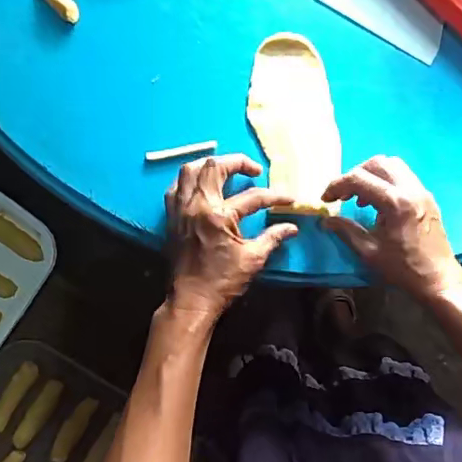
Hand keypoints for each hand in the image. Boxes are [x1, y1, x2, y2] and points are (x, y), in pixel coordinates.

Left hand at [164, 155, 297, 320]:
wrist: (190, 300)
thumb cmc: (222, 281)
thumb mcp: (252, 259)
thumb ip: (272, 237)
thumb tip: (291, 227)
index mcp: (218, 215)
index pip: (252, 197)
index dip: (274, 196)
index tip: (288, 198)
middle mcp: (196, 205)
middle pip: (214, 167)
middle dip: (237, 162)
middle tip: (253, 170)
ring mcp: (180, 209)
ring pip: (190, 170)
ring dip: (210, 165)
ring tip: (226, 170)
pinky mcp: (171, 216)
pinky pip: (176, 187)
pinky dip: (190, 180)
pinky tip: (202, 186)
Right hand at [323, 156, 461, 302]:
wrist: (438, 279)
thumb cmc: (402, 268)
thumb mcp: (368, 252)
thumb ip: (345, 230)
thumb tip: (326, 220)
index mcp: (395, 203)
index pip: (359, 179)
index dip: (337, 185)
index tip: (326, 199)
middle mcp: (411, 189)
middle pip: (377, 163)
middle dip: (354, 175)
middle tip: (343, 195)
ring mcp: (422, 191)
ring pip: (392, 165)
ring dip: (371, 176)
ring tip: (360, 198)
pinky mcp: (427, 197)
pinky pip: (403, 176)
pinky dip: (385, 181)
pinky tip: (378, 203)